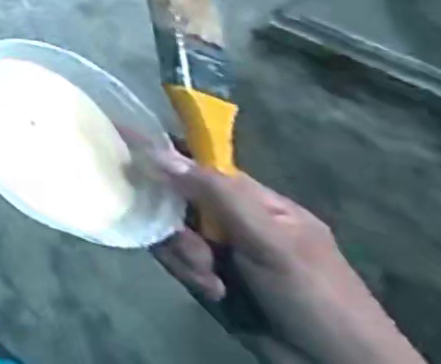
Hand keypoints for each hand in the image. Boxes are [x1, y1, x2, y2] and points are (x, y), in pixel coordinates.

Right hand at [144, 147, 425, 363]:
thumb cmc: (320, 300)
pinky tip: (212, 293)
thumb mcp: (272, 242)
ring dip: (182, 253)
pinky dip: (186, 273)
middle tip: (194, 247)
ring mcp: (222, 251)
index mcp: (258, 202)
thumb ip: (214, 193)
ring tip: (210, 279)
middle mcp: (235, 220)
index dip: (163, 151)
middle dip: (175, 220)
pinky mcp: (209, 278)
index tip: (120, 139)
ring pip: (170, 229)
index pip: (200, 162)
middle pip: (176, 196)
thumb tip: (155, 150)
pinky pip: (175, 259)